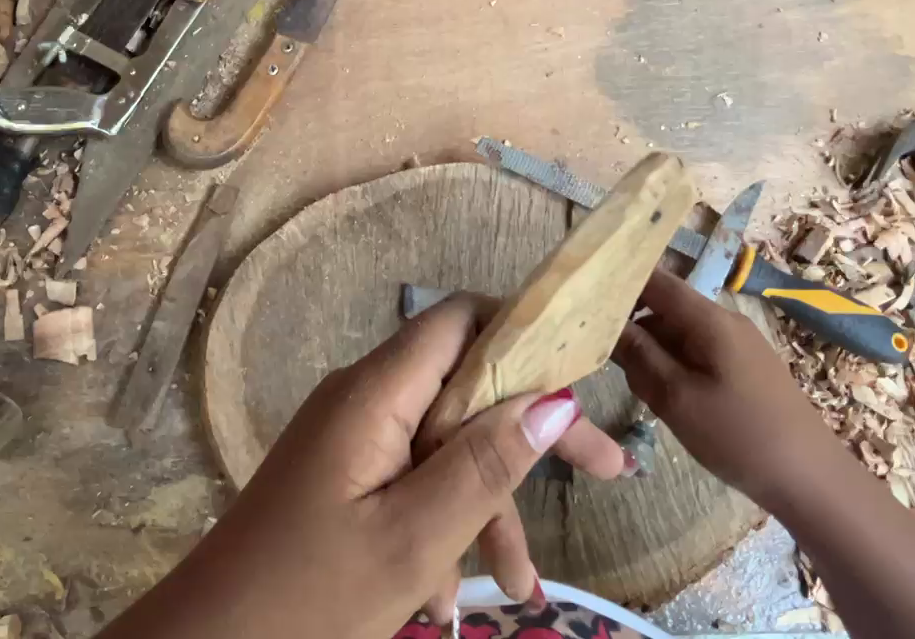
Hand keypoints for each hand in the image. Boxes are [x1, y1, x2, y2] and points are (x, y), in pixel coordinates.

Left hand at [102, 294, 625, 638]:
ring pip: (444, 440)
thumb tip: (553, 395)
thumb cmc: (310, 594)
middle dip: (529, 429)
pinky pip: (412, 474)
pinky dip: (443, 520)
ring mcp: (352, 432)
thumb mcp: (413, 539)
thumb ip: (485, 464)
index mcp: (375, 392)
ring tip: (515, 585)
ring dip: (486, 501)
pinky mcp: (345, 469)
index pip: (459, 319)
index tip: (581, 377)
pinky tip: (450, 593)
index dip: (522, 332)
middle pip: (464, 383)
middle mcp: (364, 395)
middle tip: (604, 472)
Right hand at [612, 267, 846, 509]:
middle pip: (664, 307)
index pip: (656, 280)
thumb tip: (606, 322)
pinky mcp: (743, 369)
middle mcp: (724, 321)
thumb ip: (638, 354)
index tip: (582, 293)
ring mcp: (737, 345)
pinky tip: (664, 398)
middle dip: (631, 326)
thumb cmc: (739, 435)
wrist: (814, 483)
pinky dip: (672, 366)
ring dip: (651, 351)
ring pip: (677, 333)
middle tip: (602, 355)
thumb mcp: (675, 397)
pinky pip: (695, 352)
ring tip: (635, 385)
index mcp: (709, 319)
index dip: (618, 280)